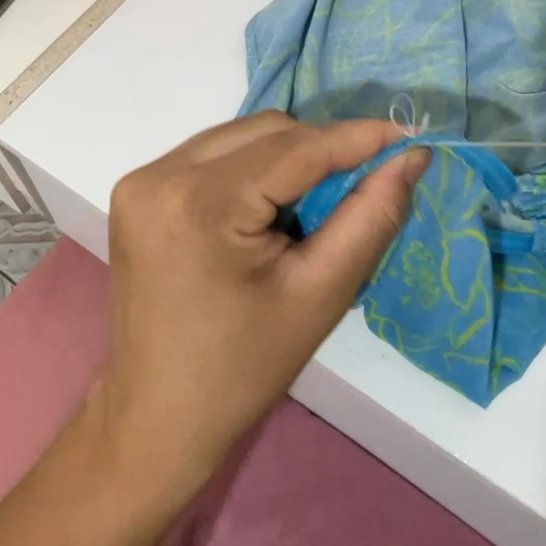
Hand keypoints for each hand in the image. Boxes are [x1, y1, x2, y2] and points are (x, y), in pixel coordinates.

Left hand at [102, 112, 430, 478]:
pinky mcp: (136, 191)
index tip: (409, 137)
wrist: (159, 413)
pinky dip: (249, 170)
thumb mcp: (320, 294)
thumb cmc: (244, 367)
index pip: (295, 147)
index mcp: (201, 202)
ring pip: (237, 138)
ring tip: (310, 211)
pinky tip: (265, 214)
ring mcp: (142, 180)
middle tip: (362, 187)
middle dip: (320, 151)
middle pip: (265, 132)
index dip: (357, 137)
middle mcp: (161, 174)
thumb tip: (410, 157)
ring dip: (284, 158)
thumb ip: (370, 217)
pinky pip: (209, 156)